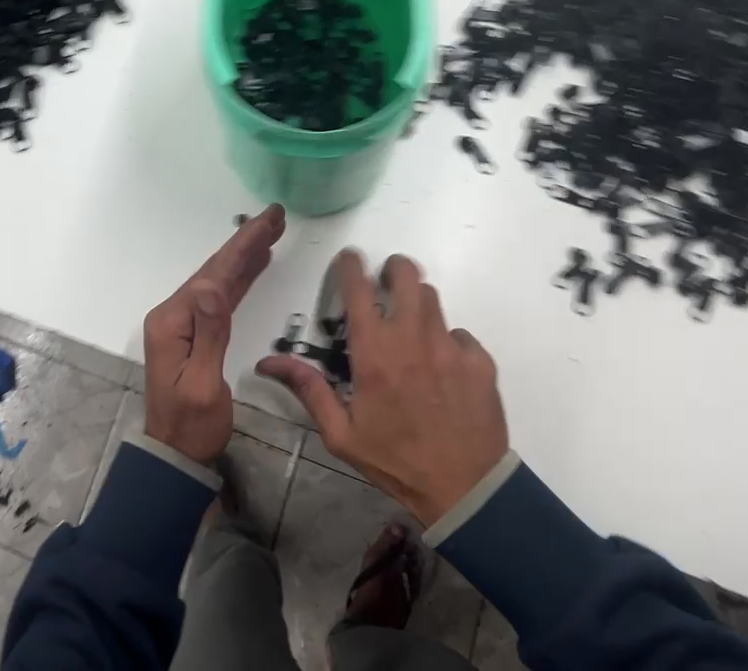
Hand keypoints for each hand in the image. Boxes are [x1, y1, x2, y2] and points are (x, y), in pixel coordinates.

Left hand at [142, 205, 286, 464]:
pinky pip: (219, 298)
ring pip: (218, 280)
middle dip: (245, 243)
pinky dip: (238, 279)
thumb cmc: (192, 426)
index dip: (241, 247)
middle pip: (214, 271)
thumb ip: (210, 333)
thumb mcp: (202, 383)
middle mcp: (173, 316)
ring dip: (243, 256)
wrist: (176, 456)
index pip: (212, 275)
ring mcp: (182, 325)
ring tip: (270, 232)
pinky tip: (254, 266)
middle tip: (274, 216)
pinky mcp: (194, 335)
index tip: (267, 222)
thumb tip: (212, 285)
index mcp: (172, 323)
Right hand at [258, 251, 507, 525]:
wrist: (465, 489)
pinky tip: (442, 365)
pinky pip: (461, 335)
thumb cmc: (395, 461)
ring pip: (433, 299)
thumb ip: (308, 390)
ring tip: (410, 325)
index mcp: (374, 354)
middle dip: (393, 269)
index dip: (351, 266)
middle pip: (406, 276)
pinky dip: (448, 340)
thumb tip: (267, 362)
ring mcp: (450, 348)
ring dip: (417, 302)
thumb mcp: (341, 434)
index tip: (349, 258)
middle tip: (385, 281)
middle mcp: (413, 339)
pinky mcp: (479, 362)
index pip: (359, 289)